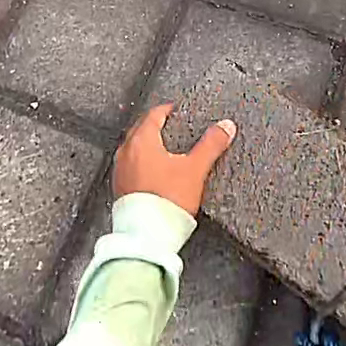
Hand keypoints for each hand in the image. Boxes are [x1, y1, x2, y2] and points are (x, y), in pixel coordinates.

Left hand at [112, 103, 235, 214]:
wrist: (147, 236)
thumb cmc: (167, 200)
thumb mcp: (195, 169)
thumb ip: (211, 145)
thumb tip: (225, 126)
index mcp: (141, 141)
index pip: (153, 115)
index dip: (167, 110)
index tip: (177, 110)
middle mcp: (126, 153)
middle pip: (140, 130)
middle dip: (156, 126)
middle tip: (172, 126)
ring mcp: (120, 172)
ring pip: (134, 149)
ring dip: (148, 145)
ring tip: (166, 149)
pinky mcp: (120, 189)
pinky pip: (131, 167)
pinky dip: (143, 163)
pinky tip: (155, 173)